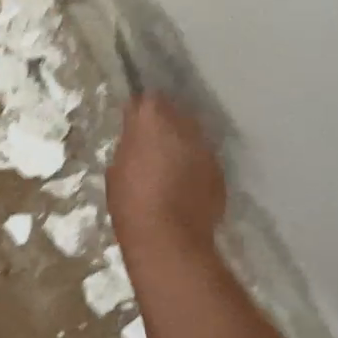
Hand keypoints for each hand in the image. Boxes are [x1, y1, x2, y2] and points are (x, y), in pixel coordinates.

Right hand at [107, 93, 226, 258]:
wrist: (169, 238)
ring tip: (168, 162)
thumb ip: (130, 145)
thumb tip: (136, 139)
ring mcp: (206, 149)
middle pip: (174, 112)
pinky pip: (204, 159)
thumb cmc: (130, 203)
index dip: (140, 110)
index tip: (132, 121)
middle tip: (150, 140)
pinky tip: (183, 183)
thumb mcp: (117, 169)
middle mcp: (184, 127)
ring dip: (181, 142)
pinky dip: (194, 165)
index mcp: (152, 121)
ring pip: (192, 135)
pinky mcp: (219, 171)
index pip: (147, 99)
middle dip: (163, 122)